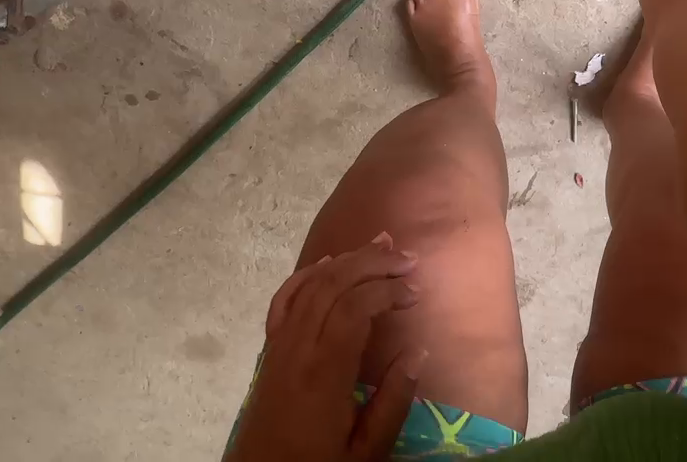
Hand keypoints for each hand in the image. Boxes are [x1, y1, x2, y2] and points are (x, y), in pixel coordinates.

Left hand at [227, 233, 426, 461]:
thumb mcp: (364, 454)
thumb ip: (392, 403)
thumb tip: (418, 351)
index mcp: (323, 373)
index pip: (354, 307)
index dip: (386, 289)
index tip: (414, 292)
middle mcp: (298, 348)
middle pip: (333, 284)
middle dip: (372, 263)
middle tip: (406, 257)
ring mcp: (279, 345)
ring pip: (311, 284)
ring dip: (347, 260)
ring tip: (380, 245)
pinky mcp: (269, 350)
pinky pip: (284, 299)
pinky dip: (307, 274)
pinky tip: (328, 262)